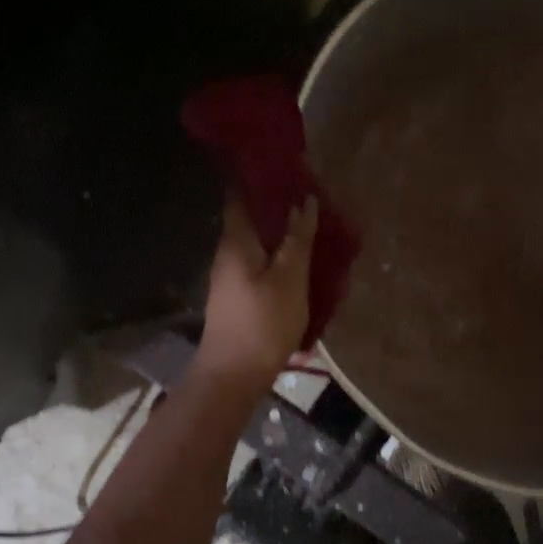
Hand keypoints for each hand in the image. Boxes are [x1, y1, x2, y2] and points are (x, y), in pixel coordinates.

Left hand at [197, 194, 317, 385]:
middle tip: (312, 198)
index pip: (240, 196)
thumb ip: (297, 240)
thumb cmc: (262, 323)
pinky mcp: (239, 298)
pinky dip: (280, 259)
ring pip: (259, 245)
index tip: (285, 167)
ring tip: (314, 229)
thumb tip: (304, 202)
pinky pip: (261, 266)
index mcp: (236, 242)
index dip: (258, 178)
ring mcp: (231, 278)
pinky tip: (303, 265)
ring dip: (282, 235)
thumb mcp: (289, 279)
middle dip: (278, 207)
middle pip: (251, 220)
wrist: (234, 376)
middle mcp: (228, 254)